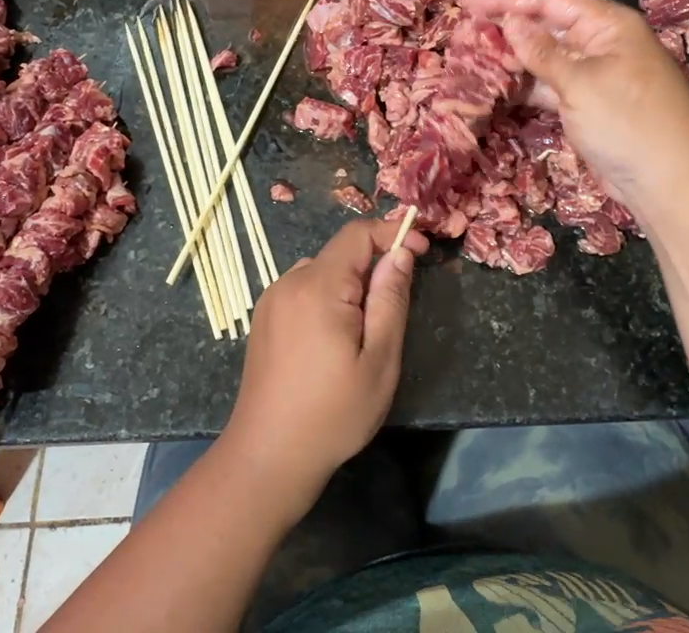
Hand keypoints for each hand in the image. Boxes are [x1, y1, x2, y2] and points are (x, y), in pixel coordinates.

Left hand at [220, 218, 427, 497]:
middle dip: (375, 263)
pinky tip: (336, 338)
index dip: (393, 232)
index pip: (357, 235)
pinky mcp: (265, 320)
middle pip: (340, 254)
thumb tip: (400, 254)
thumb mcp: (379, 360)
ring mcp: (272, 301)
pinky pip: (304, 291)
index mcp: (318, 286)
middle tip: (403, 299)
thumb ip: (390, 300)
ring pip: (322, 272)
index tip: (423, 249)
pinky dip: (329, 298)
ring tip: (370, 328)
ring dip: (351, 283)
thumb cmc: (333, 413)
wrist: (268, 455)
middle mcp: (289, 283)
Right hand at [462, 0, 688, 209]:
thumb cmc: (628, 123)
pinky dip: (526, 84)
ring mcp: (597, 76)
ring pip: (547, 57)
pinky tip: (497, 84)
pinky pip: (551, 86)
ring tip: (473, 50)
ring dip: (513, 55)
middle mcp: (604, 44)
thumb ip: (541, 52)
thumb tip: (510, 22)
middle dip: (508, 24)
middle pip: (548, 25)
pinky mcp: (590, 106)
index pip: (552, 0)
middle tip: (465, 22)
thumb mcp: (580, 83)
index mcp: (609, 25)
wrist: (670, 183)